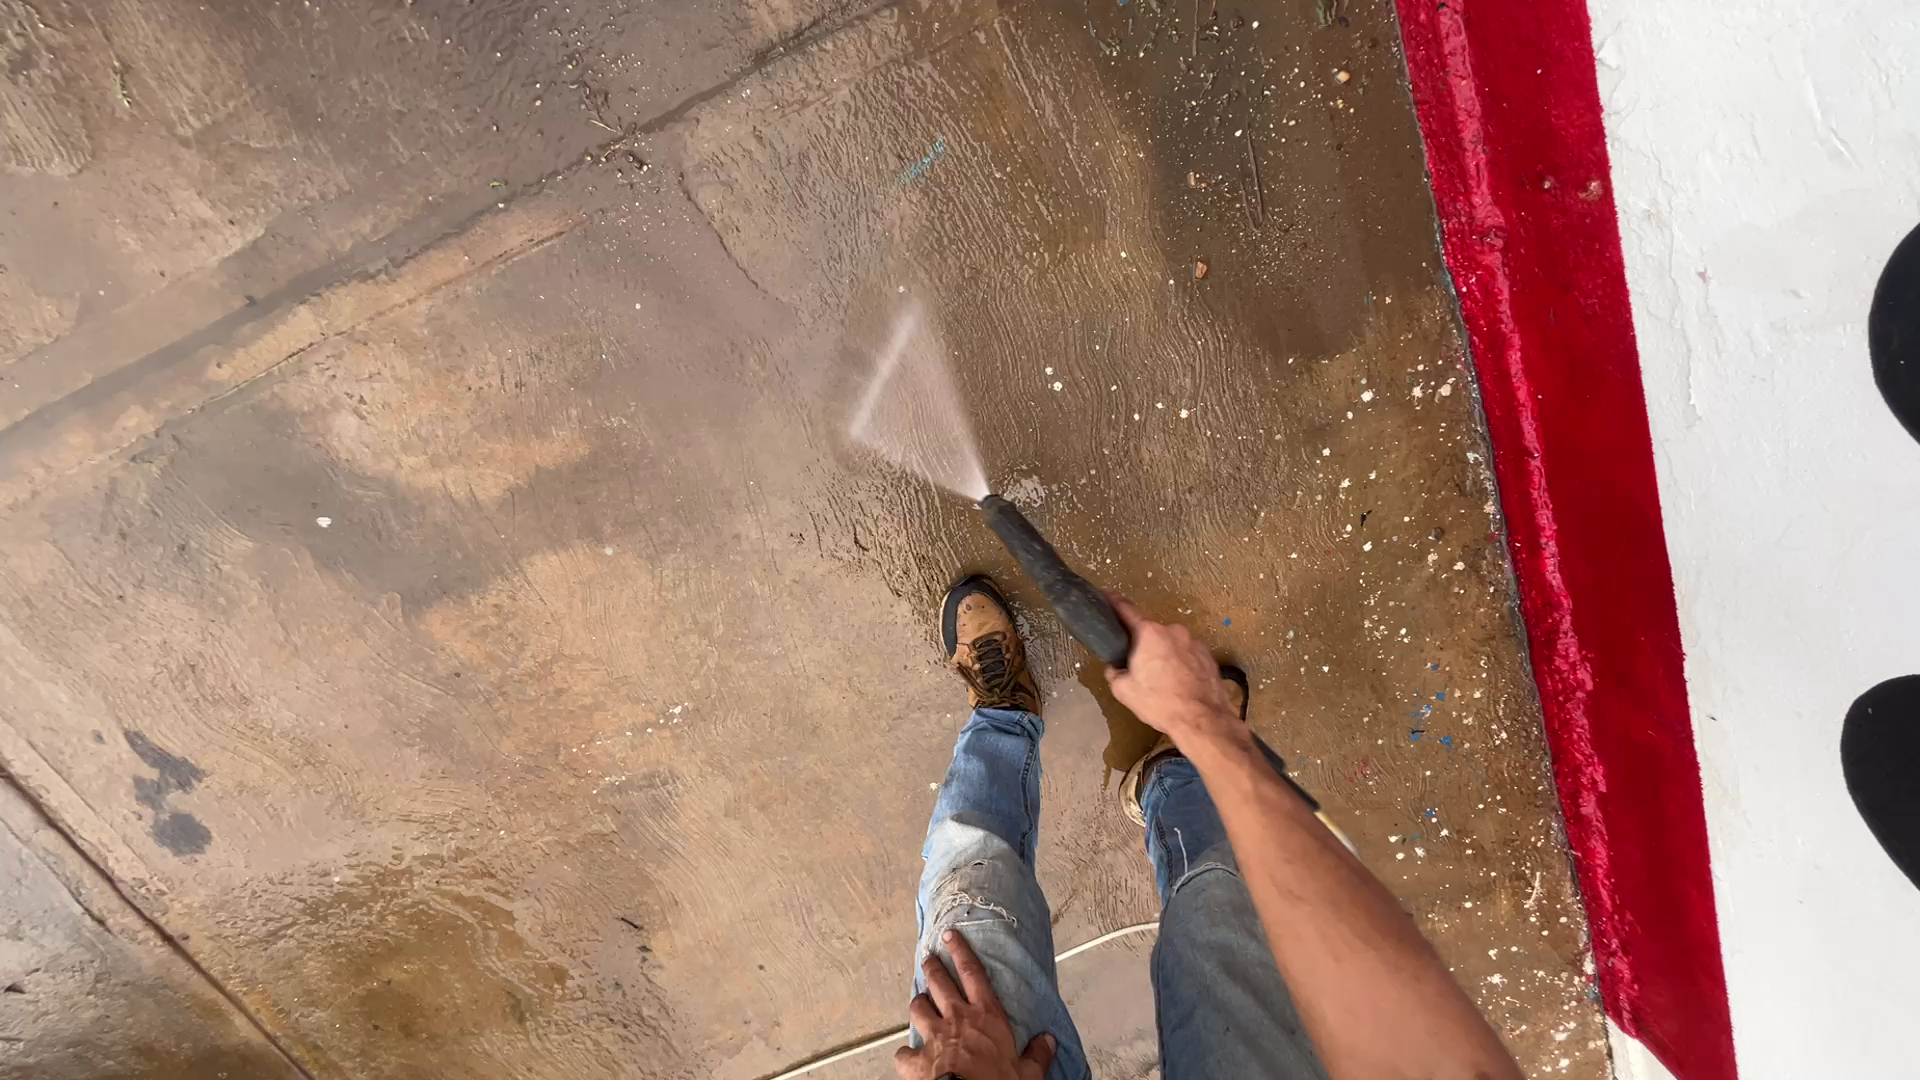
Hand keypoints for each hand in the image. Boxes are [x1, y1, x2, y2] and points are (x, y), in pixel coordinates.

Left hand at [895, 929, 1057, 1079]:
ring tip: (918, 1000)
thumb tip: (1050, 1041)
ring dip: (918, 1003)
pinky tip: (906, 1056)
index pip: (972, 972)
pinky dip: (905, 1054)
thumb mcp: (1028, 1073)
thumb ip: (1038, 1055)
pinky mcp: (919, 1060)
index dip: (960, 951)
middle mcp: (958, 1017)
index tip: (950, 935)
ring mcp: (935, 1036)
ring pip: (919, 1008)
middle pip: (940, 982)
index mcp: (986, 1014)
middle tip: (928, 959)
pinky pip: (905, 1052)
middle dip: (933, 968)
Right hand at [1104, 593, 1247, 753]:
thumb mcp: (1124, 690)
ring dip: (1164, 657)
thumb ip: (1114, 672)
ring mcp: (1194, 642)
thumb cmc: (1161, 703)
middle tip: (1139, 669)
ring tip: (1163, 682)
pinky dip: (1181, 665)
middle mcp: (1173, 631)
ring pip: (1171, 645)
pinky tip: (1179, 684)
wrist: (1202, 720)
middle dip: (1143, 647)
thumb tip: (1115, 668)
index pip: (1127, 610)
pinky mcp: (1208, 656)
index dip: (1114, 602)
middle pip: (1150, 633)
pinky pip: (1187, 655)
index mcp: (1149, 633)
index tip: (1108, 595)